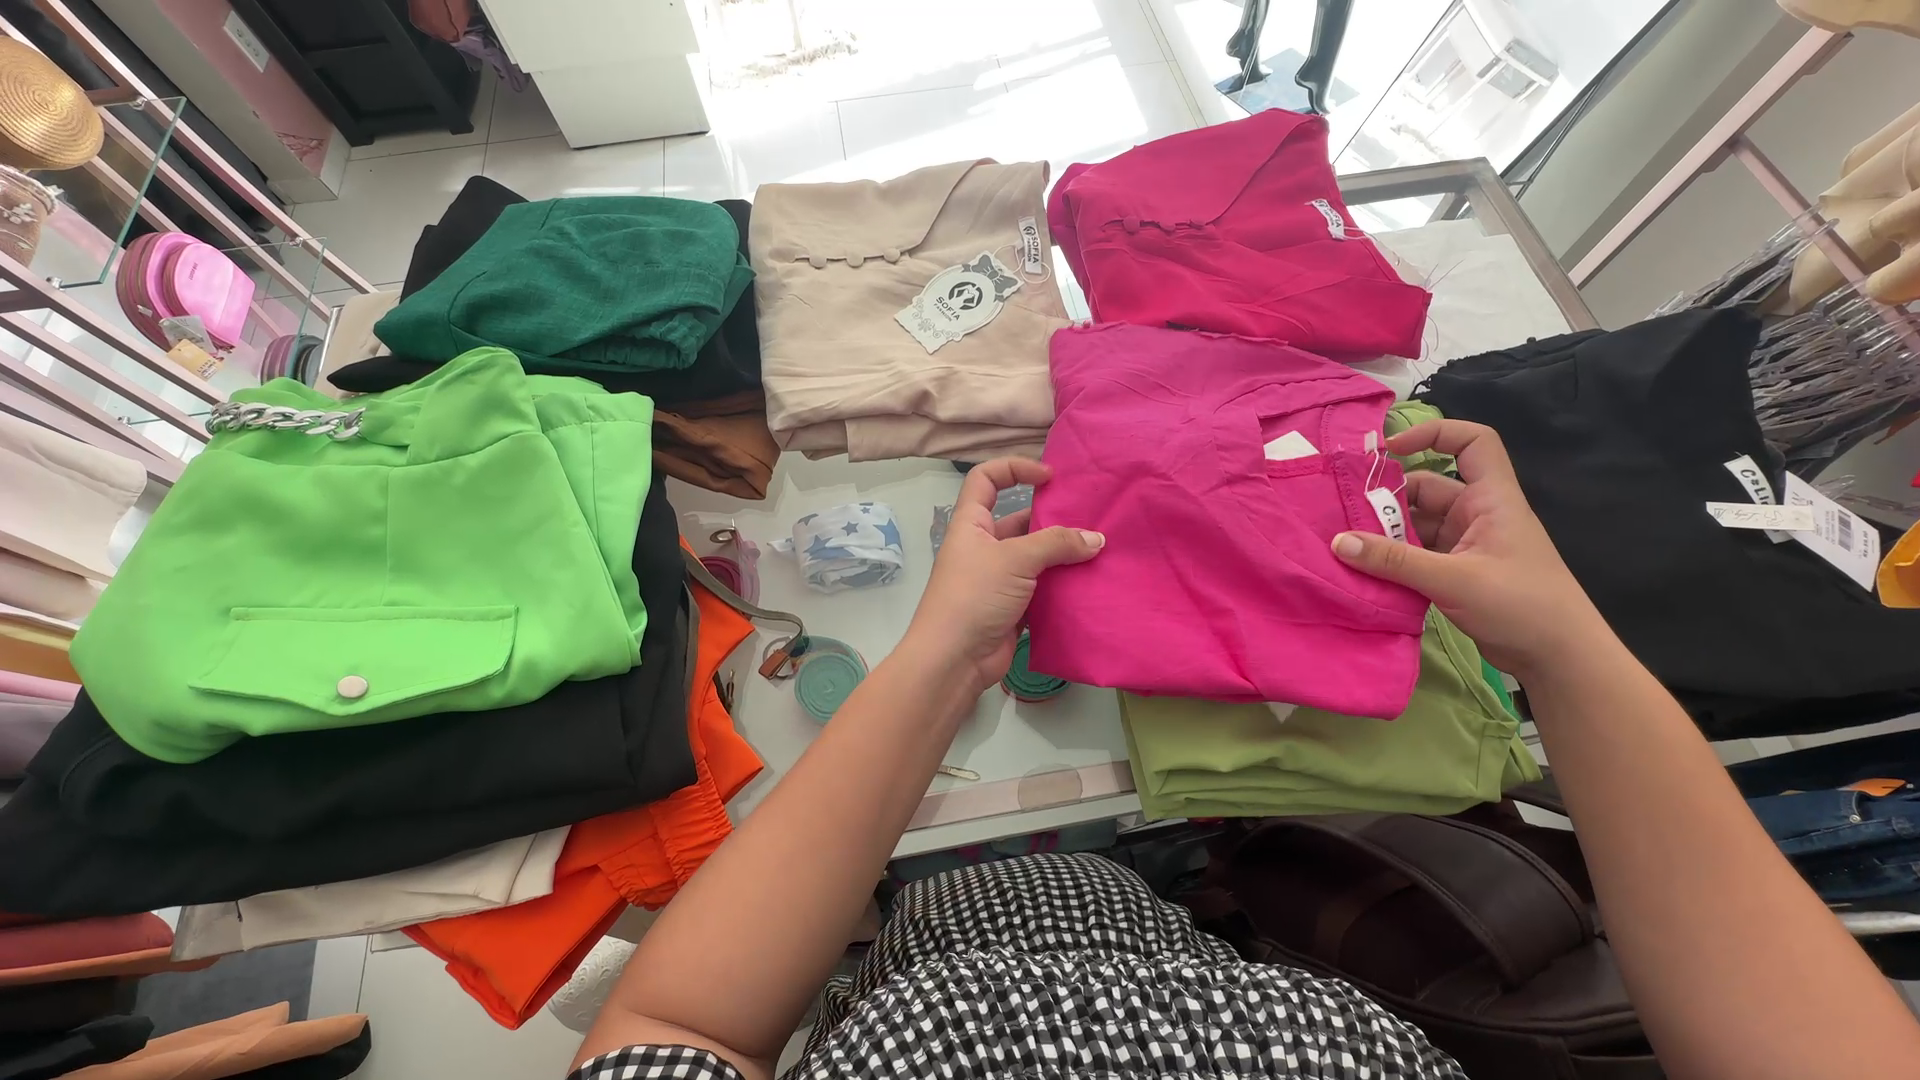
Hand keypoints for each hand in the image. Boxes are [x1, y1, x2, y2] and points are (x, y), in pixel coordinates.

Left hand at [905, 458, 1103, 693]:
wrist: (954, 660)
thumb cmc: (974, 596)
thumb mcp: (1014, 559)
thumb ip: (1056, 544)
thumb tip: (1096, 539)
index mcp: (972, 524)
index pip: (986, 479)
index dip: (1015, 469)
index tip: (1049, 477)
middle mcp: (984, 547)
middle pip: (1020, 521)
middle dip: (1053, 519)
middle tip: (1092, 519)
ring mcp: (998, 579)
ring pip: (1036, 557)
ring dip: (1064, 555)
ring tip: (1101, 550)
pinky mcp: (1013, 607)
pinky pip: (1043, 588)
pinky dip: (1064, 585)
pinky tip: (1092, 582)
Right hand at [1330, 419, 1610, 678]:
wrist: (1560, 658)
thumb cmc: (1521, 605)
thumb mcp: (1453, 580)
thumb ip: (1394, 560)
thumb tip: (1338, 542)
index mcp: (1491, 500)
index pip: (1472, 443)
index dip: (1433, 434)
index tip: (1390, 451)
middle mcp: (1478, 515)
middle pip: (1426, 489)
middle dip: (1387, 500)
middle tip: (1345, 516)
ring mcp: (1467, 545)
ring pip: (1416, 524)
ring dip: (1385, 534)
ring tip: (1346, 545)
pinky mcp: (1457, 573)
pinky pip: (1416, 554)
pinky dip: (1391, 559)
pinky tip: (1364, 570)